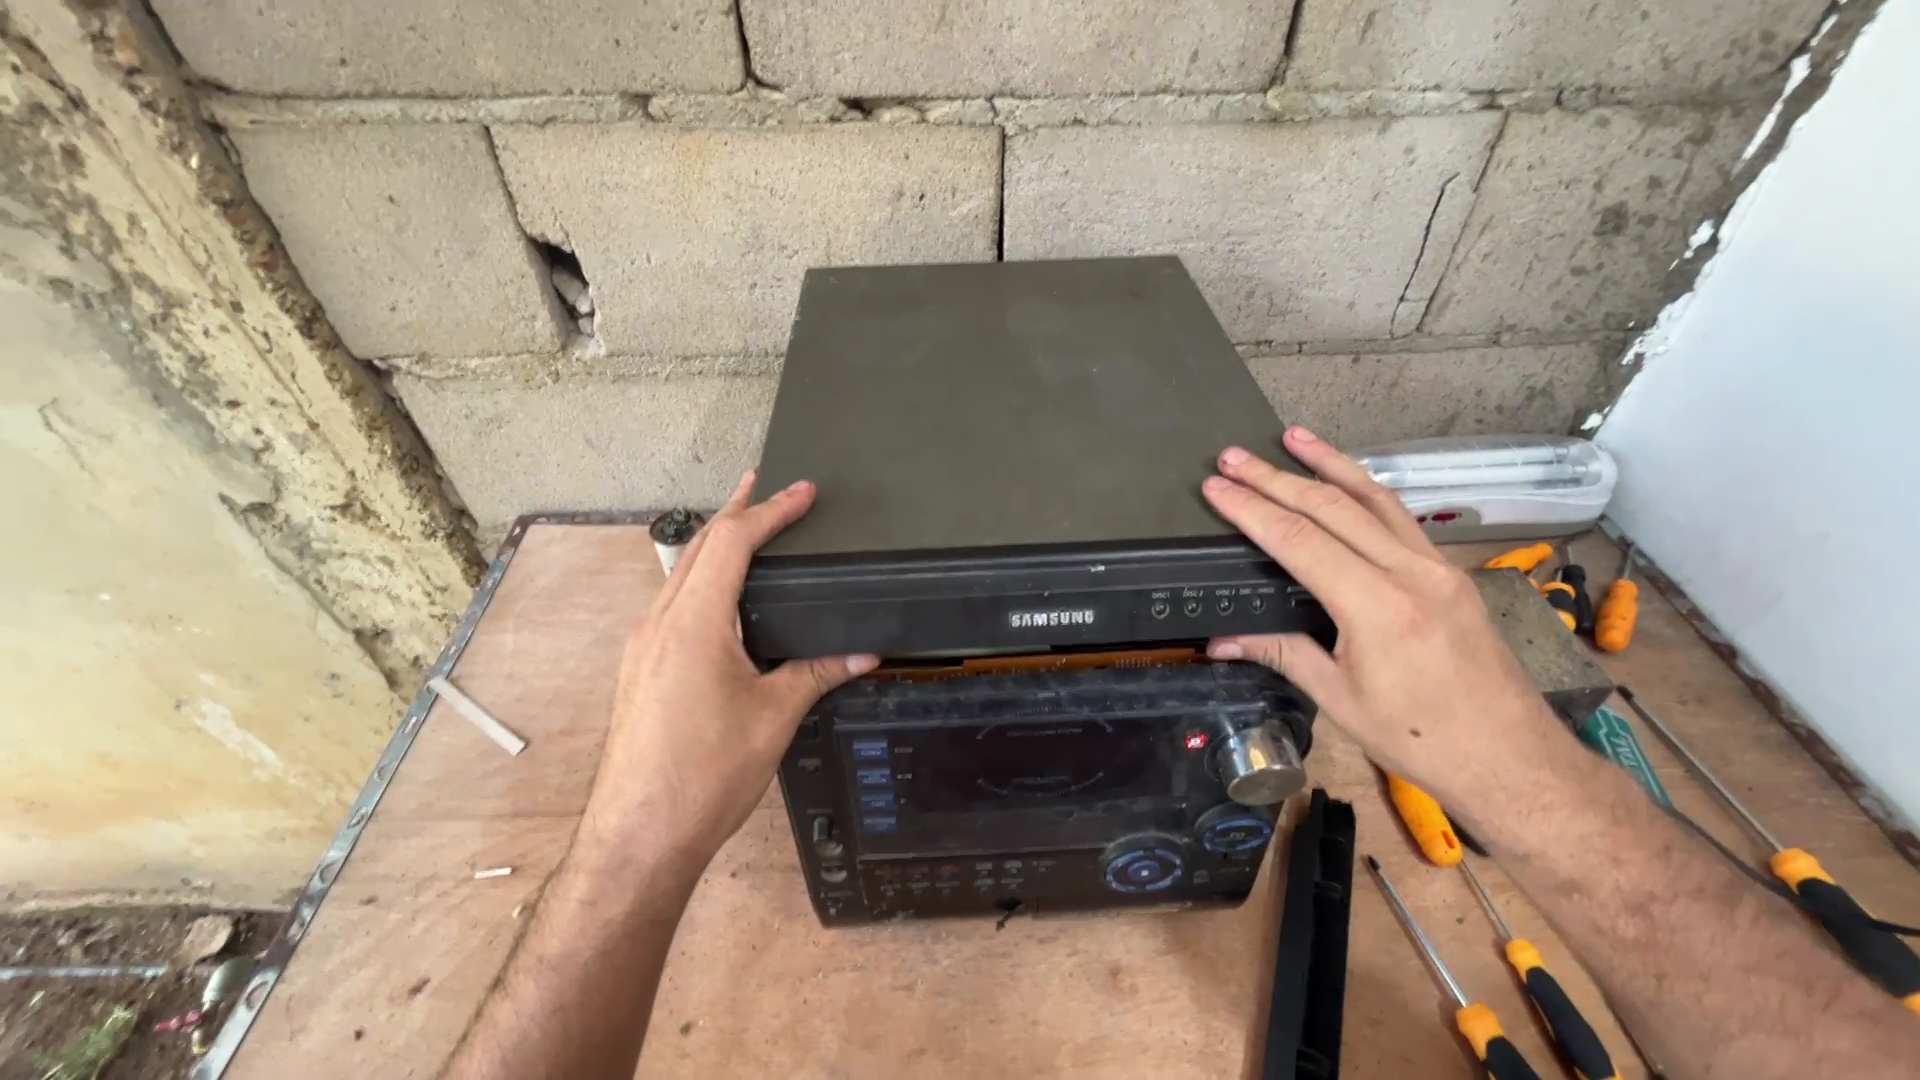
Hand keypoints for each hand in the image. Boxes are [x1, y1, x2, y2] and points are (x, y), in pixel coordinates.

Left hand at [575, 471, 878, 870]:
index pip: (732, 542)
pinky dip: (700, 579)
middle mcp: (660, 625)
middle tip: (765, 486)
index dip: (770, 510)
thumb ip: (819, 673)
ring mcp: (644, 647)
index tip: (801, 491)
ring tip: (745, 527)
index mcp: (693, 624)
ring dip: (714, 543)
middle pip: (698, 546)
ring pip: (680, 573)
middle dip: (735, 510)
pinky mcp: (641, 669)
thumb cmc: (703, 776)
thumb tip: (863, 654)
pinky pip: (672, 603)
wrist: (638, 835)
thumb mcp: (774, 717)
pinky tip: (718, 596)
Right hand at [1202, 428, 1568, 812]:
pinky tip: (1346, 479)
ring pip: (1374, 499)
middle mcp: (1412, 574)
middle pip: (1333, 507)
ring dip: (1329, 463)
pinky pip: (1400, 518)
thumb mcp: (1339, 699)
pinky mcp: (1450, 574)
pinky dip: (1364, 491)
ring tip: (1292, 437)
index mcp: (1378, 608)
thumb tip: (1222, 640)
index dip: (1252, 511)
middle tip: (1233, 457)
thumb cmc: (1422, 739)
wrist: (1510, 759)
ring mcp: (1437, 568)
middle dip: (1276, 477)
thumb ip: (1281, 653)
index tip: (1218, 489)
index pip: (1300, 542)